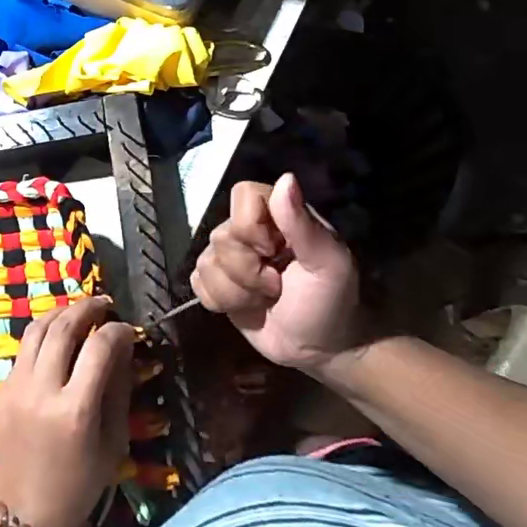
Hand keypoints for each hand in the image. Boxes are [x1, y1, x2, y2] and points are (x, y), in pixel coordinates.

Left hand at [0, 297, 134, 526]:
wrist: (29, 515)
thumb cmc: (81, 484)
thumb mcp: (113, 440)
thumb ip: (117, 388)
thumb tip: (123, 345)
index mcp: (74, 410)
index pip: (99, 348)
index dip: (117, 331)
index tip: (128, 329)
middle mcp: (40, 392)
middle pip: (62, 329)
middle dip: (86, 308)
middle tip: (104, 303)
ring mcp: (14, 389)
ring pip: (36, 331)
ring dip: (59, 314)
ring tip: (79, 311)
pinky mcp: (0, 392)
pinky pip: (23, 352)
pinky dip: (42, 337)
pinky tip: (57, 340)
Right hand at [190, 173, 362, 371]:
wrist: (318, 349)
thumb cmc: (330, 303)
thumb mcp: (329, 264)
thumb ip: (303, 224)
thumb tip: (285, 178)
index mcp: (279, 216)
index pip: (243, 195)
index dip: (250, 225)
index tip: (273, 250)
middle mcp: (250, 232)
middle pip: (221, 236)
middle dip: (248, 270)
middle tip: (277, 285)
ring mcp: (230, 258)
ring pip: (205, 263)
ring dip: (238, 291)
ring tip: (265, 299)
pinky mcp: (216, 283)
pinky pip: (197, 282)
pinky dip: (221, 300)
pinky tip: (246, 306)